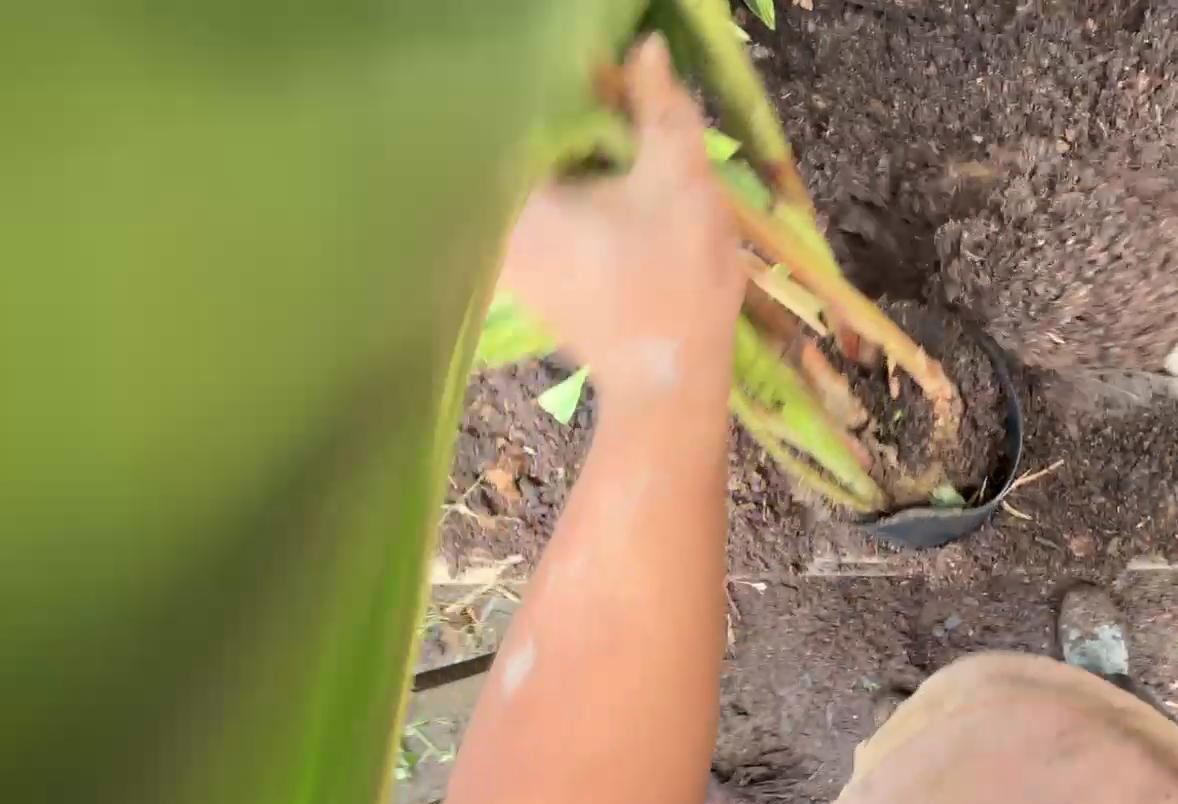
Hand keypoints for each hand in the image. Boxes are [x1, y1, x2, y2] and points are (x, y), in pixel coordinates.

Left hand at [498, 35, 743, 409]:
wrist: (672, 380)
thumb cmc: (678, 285)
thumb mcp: (682, 184)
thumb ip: (662, 110)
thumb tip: (646, 50)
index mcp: (517, 190)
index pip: (520, 99)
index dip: (572, 78)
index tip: (610, 76)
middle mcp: (495, 221)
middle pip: (527, 140)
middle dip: (575, 117)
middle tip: (621, 105)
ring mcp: (506, 254)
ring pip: (538, 177)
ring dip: (577, 155)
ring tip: (619, 143)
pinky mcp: (528, 276)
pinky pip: (542, 211)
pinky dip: (572, 192)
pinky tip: (610, 191)